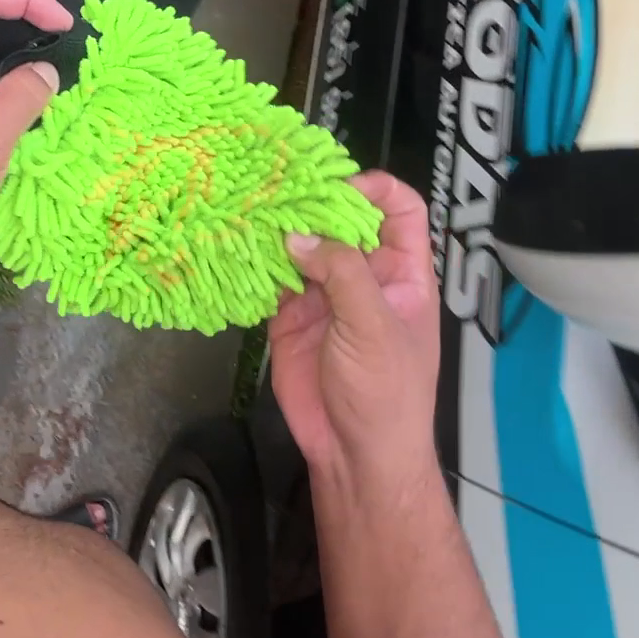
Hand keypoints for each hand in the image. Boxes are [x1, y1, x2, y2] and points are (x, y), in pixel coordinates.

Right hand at [269, 172, 440, 485]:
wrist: (353, 453)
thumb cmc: (386, 391)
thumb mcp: (374, 327)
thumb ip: (341, 275)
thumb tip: (298, 236)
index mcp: (401, 273)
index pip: (400, 211)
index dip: (376, 190)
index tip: (339, 184)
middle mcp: (362, 274)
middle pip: (342, 220)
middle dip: (315, 202)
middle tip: (280, 189)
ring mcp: (324, 293)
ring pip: (304, 245)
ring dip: (281, 229)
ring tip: (252, 209)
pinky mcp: (289, 313)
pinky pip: (273, 276)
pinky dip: (256, 260)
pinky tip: (238, 245)